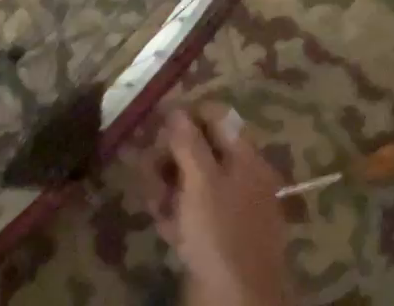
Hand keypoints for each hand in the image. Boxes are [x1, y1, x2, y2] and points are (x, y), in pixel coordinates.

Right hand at [152, 105, 294, 305]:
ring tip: (153, 202)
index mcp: (247, 159)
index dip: (184, 115)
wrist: (236, 303)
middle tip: (147, 167)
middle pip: (197, 149)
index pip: (216, 117)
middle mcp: (241, 178)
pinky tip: (164, 225)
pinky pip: (190, 209)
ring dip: (165, 185)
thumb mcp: (201, 181)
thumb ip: (187, 141)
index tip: (155, 125)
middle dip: (167, 156)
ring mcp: (230, 208)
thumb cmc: (220, 233)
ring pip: (188, 180)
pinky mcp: (216, 234)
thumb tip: (176, 107)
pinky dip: (174, 212)